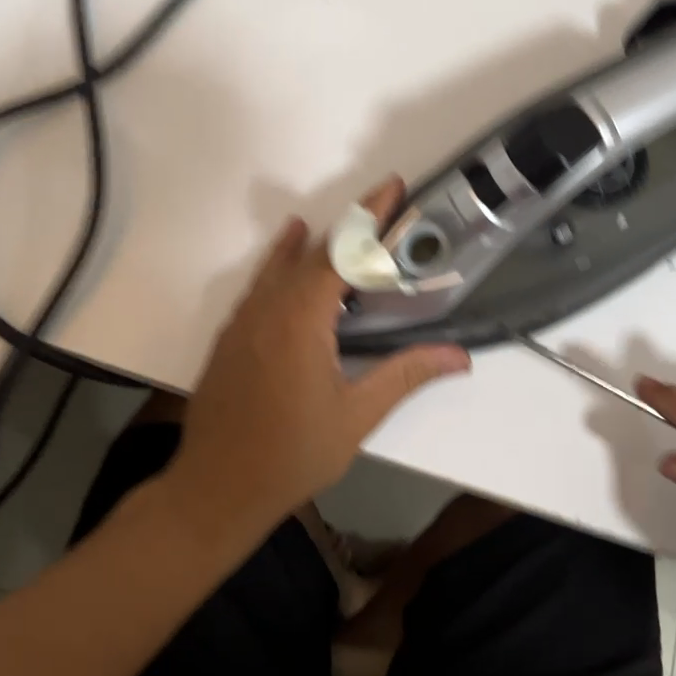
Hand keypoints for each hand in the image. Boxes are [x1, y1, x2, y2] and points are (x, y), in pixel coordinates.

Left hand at [172, 179, 471, 529]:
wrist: (216, 488)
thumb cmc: (291, 454)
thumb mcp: (356, 416)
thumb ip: (405, 376)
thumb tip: (459, 356)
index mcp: (301, 322)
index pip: (341, 254)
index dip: (369, 218)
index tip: (392, 187)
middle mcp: (267, 311)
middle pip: (311, 255)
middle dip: (348, 228)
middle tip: (380, 207)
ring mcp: (242, 325)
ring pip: (278, 270)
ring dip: (309, 246)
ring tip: (328, 225)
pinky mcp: (229, 342)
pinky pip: (258, 290)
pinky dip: (277, 269)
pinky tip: (281, 267)